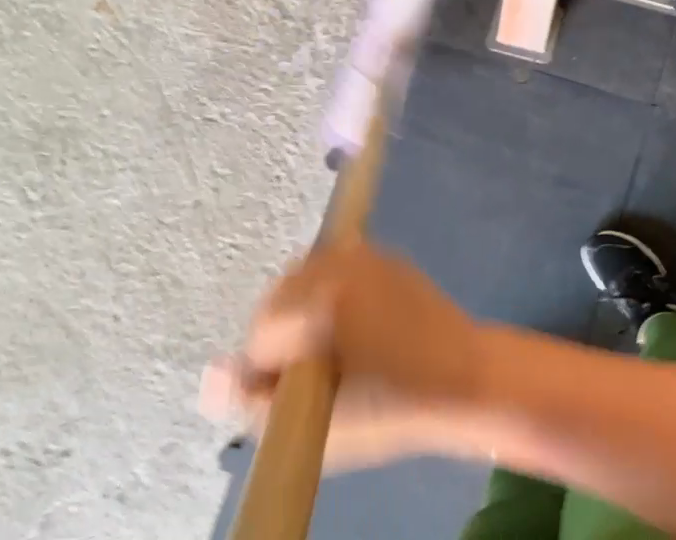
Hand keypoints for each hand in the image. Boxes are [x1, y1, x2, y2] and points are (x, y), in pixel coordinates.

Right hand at [200, 241, 485, 471]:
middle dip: (282, 335)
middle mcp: (340, 263)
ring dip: (303, 312)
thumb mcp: (314, 420)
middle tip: (314, 374)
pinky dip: (330, 294)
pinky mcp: (386, 256)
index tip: (298, 392)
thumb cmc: (390, 406)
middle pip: (277, 299)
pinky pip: (334, 270)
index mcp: (321, 300)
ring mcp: (365, 254)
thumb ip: (251, 400)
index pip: (260, 334)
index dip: (269, 371)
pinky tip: (354, 326)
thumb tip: (210, 373)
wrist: (464, 377)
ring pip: (302, 280)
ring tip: (333, 350)